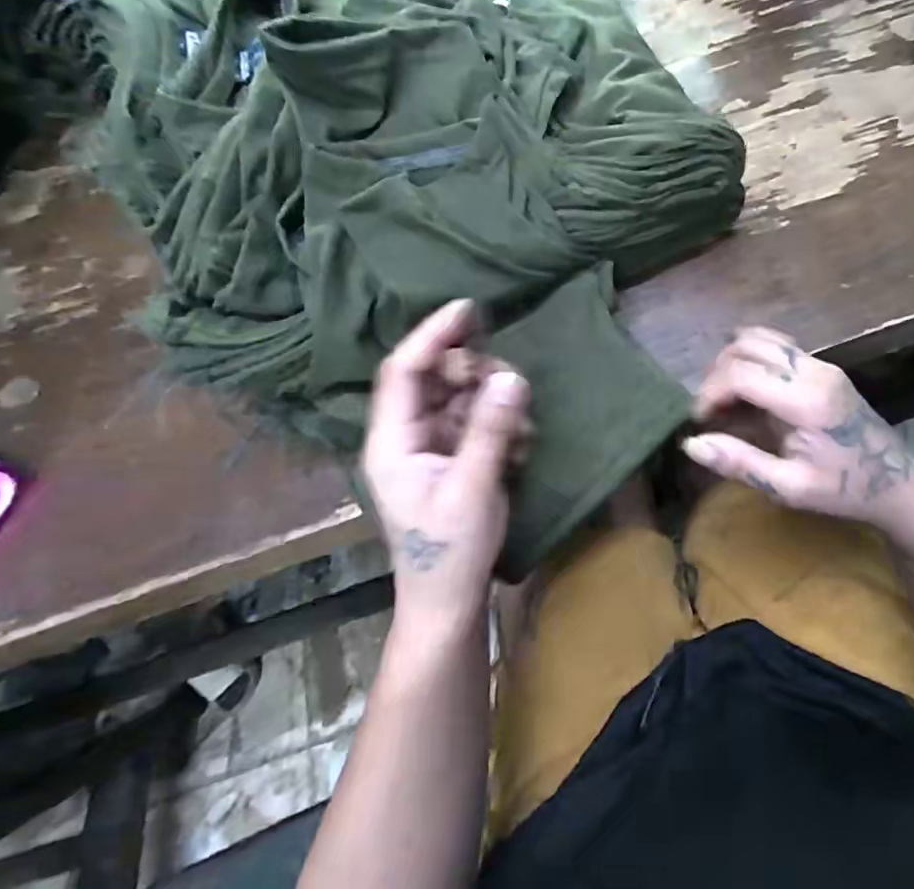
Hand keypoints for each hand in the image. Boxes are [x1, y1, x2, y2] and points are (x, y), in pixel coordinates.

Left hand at [363, 299, 530, 620]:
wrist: (449, 605)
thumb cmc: (450, 553)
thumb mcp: (474, 489)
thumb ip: (491, 430)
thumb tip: (511, 376)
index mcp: (391, 442)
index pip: (404, 371)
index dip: (433, 335)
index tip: (469, 309)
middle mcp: (404, 437)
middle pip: (434, 379)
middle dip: (474, 374)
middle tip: (511, 385)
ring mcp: (427, 449)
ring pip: (457, 400)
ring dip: (491, 404)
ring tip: (522, 432)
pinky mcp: (449, 461)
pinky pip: (472, 424)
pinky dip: (496, 427)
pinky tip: (518, 449)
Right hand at [681, 327, 913, 524]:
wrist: (897, 482)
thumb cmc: (844, 489)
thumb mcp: (789, 487)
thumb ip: (740, 463)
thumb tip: (691, 444)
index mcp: (807, 401)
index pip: (740, 373)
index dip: (709, 393)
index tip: (699, 421)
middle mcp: (813, 371)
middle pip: (744, 347)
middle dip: (716, 376)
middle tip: (710, 413)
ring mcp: (819, 363)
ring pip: (757, 339)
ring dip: (730, 363)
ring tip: (726, 400)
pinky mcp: (819, 366)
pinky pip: (773, 345)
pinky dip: (748, 359)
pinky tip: (745, 389)